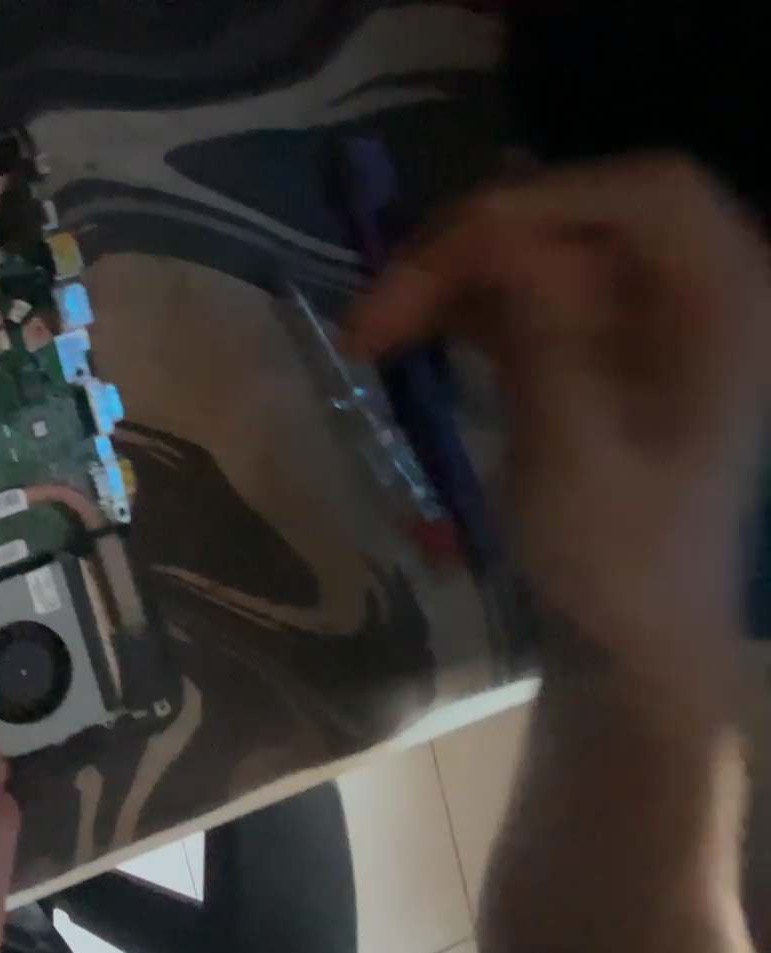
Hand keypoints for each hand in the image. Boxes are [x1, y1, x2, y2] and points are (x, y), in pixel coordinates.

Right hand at [345, 155, 770, 674]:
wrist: (624, 620)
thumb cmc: (611, 553)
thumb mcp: (578, 454)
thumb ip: (554, 343)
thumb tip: (508, 248)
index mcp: (724, 308)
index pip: (639, 196)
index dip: (525, 203)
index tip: (416, 266)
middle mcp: (686, 295)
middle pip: (567, 217)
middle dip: (457, 252)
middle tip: (365, 320)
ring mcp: (630, 321)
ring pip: (525, 253)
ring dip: (438, 282)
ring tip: (366, 335)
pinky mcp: (580, 348)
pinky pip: (509, 298)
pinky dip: (448, 309)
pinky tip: (399, 340)